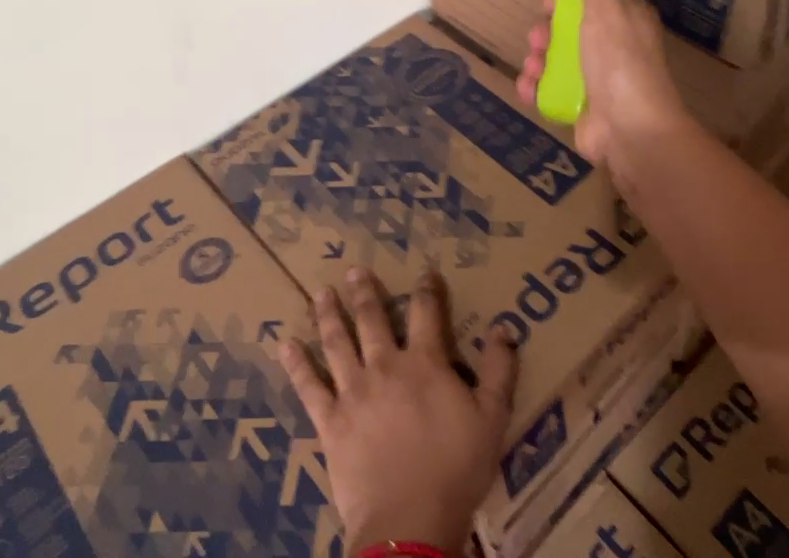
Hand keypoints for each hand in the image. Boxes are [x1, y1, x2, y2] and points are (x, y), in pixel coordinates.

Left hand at [280, 267, 516, 556]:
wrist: (409, 518)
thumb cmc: (456, 468)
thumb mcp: (493, 418)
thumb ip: (500, 370)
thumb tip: (503, 328)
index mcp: (426, 364)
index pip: (427, 313)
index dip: (427, 290)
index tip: (425, 272)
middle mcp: (386, 366)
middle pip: (373, 319)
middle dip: (364, 292)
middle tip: (354, 271)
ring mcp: (353, 391)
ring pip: (337, 342)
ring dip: (328, 315)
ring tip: (320, 293)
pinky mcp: (330, 420)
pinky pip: (308, 386)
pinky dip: (296, 363)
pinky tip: (285, 344)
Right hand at [515, 0, 695, 173]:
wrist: (630, 131)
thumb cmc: (620, 63)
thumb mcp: (606, 6)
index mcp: (626, 20)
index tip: (548, 0)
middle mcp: (613, 47)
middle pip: (568, 28)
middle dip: (545, 29)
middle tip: (538, 37)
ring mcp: (597, 79)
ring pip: (555, 59)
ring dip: (535, 58)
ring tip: (532, 66)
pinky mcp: (580, 107)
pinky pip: (549, 90)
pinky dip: (534, 87)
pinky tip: (528, 88)